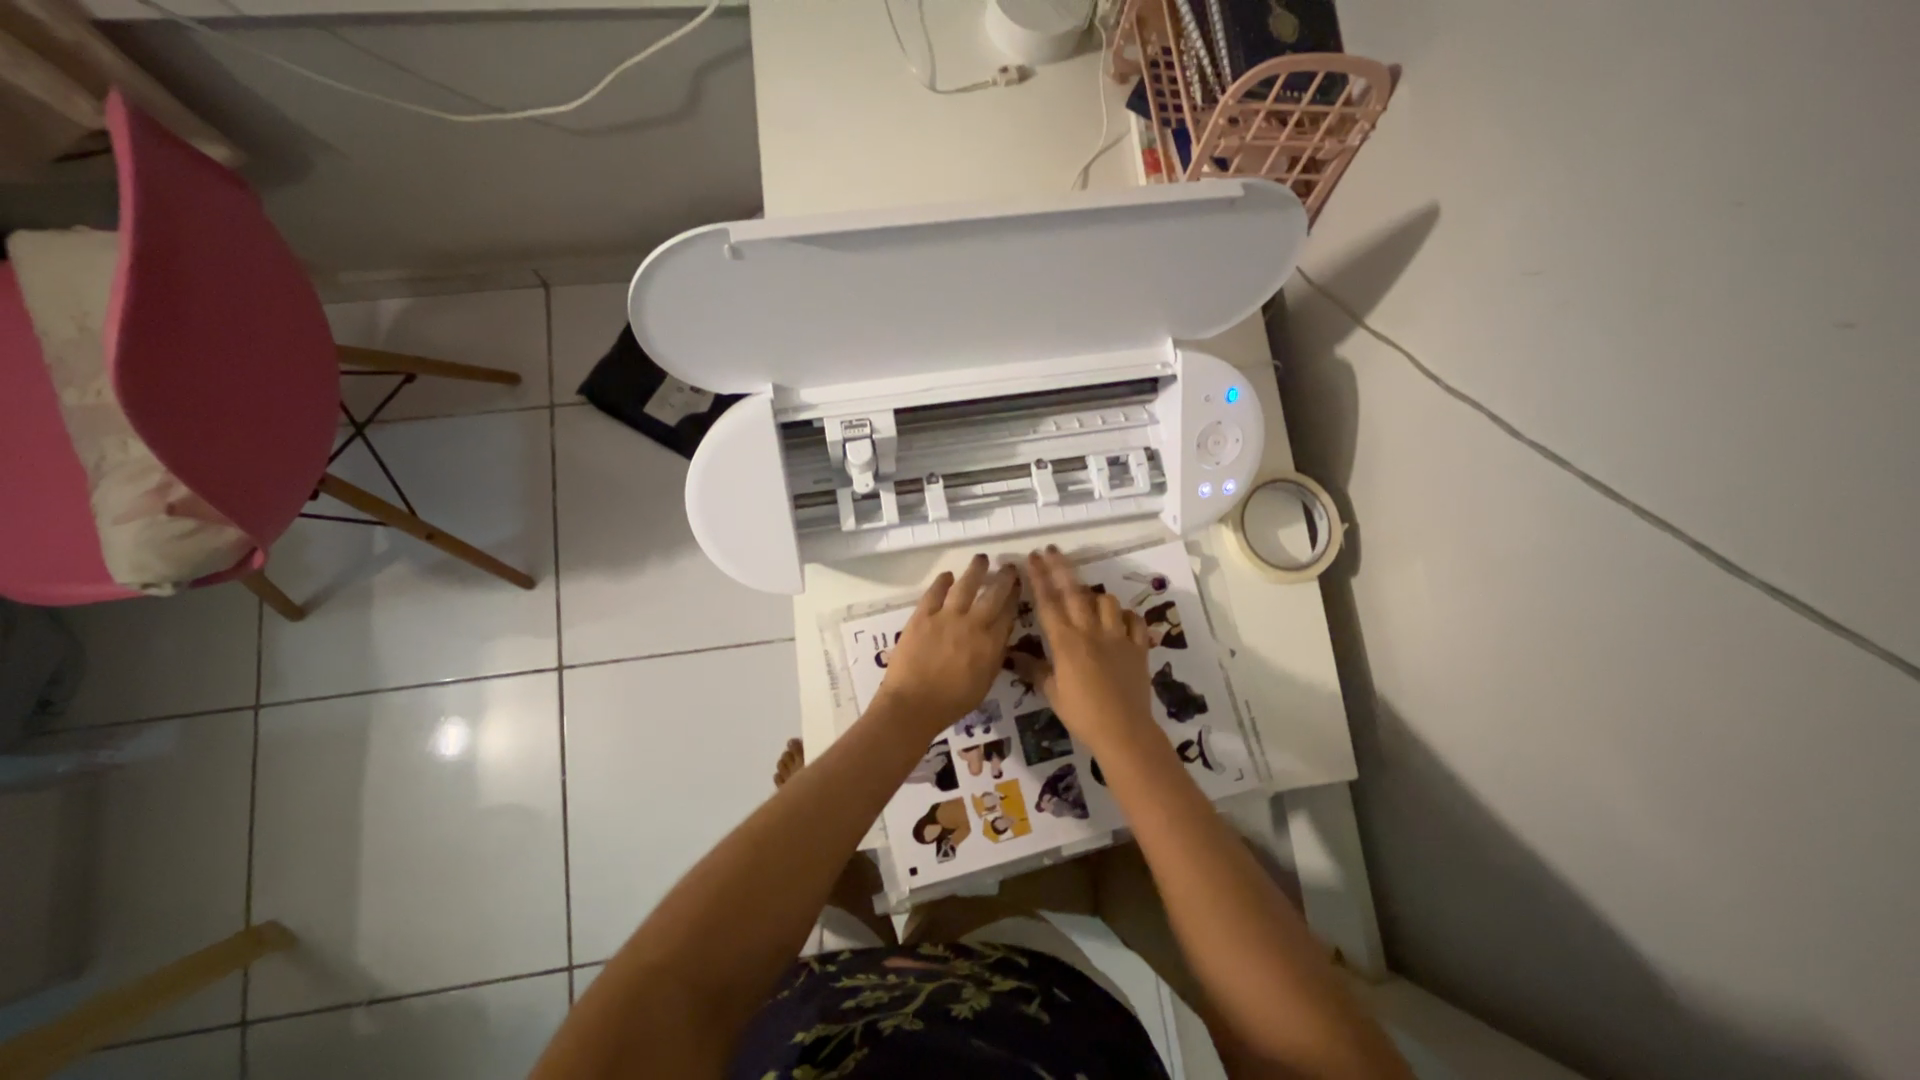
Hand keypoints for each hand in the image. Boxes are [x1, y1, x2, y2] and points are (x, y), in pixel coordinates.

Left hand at [874, 554, 1020, 735]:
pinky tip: (947, 575)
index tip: (1019, 585)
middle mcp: (973, 624)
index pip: (1008, 613)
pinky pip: (934, 593)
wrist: (914, 704)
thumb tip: (1000, 638)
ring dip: (975, 570)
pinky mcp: (922, 616)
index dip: (1015, 597)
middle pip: (993, 594)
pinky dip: (942, 581)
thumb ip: (994, 657)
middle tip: (1009, 566)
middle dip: (1004, 578)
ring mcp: (946, 617)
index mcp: (991, 644)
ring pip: (965, 585)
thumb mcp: (985, 683)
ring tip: (981, 559)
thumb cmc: (952, 703)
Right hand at [1019, 547, 1158, 753]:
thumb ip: (1034, 669)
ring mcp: (1118, 637)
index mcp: (1065, 642)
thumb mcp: (1052, 692)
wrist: (1123, 730)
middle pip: (1074, 591)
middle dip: (1060, 568)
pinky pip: (1134, 621)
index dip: (1038, 578)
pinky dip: (1126, 616)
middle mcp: (1091, 631)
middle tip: (1051, 550)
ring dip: (1095, 596)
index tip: (1031, 558)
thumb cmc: (1082, 714)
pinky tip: (1120, 620)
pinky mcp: (1139, 647)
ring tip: (1087, 599)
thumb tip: (1013, 656)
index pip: (1047, 602)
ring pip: (1106, 601)